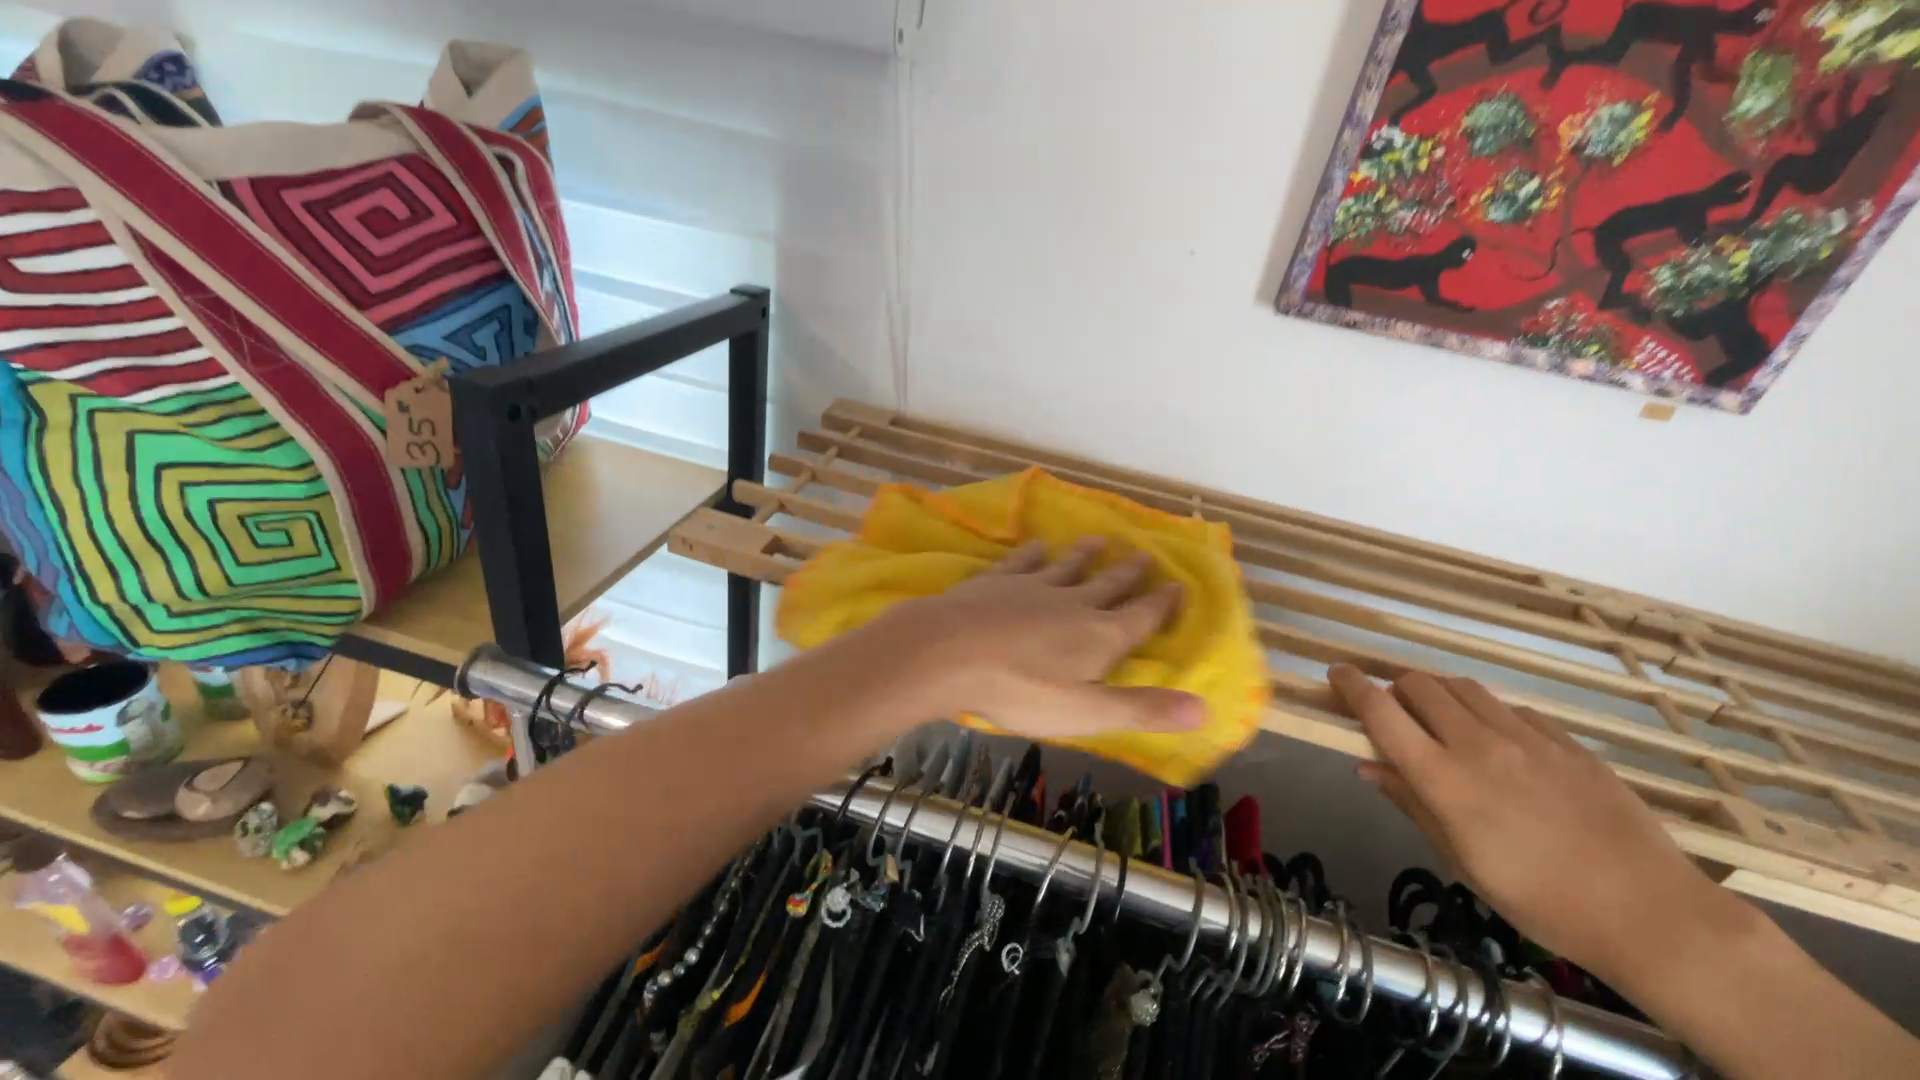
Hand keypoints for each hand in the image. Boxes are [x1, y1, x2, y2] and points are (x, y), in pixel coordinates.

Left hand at [865, 538, 1203, 738]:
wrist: (947, 652)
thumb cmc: (1020, 690)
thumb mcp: (1086, 712)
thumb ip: (1142, 709)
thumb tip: (1206, 709)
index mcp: (1098, 637)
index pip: (1140, 618)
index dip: (1161, 605)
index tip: (1177, 585)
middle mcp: (1071, 604)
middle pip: (1106, 586)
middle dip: (1128, 574)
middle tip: (1144, 555)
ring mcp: (1031, 588)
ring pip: (1067, 567)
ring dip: (1085, 556)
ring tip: (1099, 540)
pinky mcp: (995, 582)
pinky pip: (1021, 562)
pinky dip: (1032, 554)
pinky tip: (1036, 546)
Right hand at [1327, 665, 1734, 979]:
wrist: (1646, 910)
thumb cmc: (1539, 900)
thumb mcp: (1462, 861)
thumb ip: (1412, 803)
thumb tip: (1368, 767)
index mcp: (1445, 779)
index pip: (1382, 712)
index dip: (1352, 686)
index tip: (1335, 673)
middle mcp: (1480, 744)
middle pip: (1419, 685)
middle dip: (1393, 687)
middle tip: (1388, 708)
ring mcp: (1528, 737)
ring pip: (1464, 688)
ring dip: (1437, 692)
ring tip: (1437, 718)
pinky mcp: (1566, 740)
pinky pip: (1510, 709)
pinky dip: (1485, 713)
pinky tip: (1495, 742)